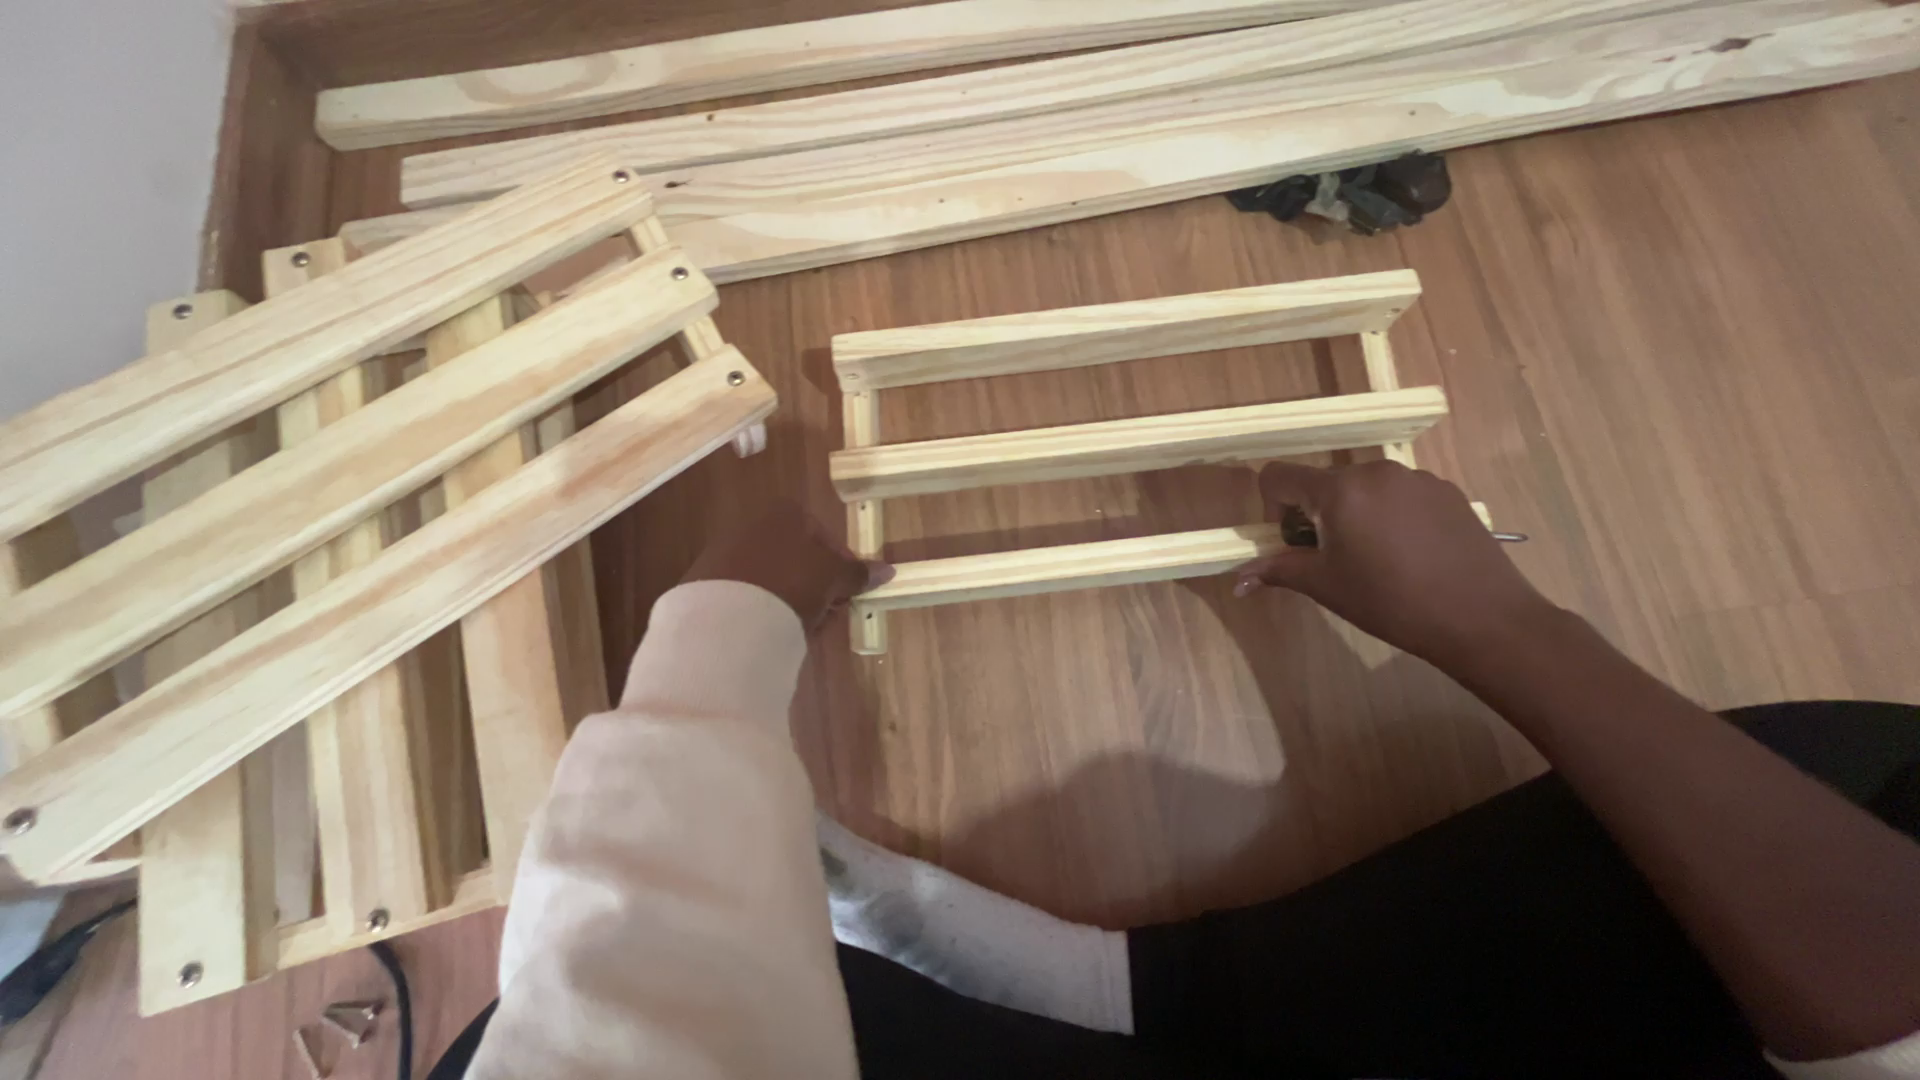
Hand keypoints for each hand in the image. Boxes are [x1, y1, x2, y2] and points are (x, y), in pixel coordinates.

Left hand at [683, 502, 888, 630]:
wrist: (729, 615)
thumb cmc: (793, 582)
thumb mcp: (834, 576)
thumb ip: (858, 572)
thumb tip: (888, 569)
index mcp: (784, 512)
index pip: (824, 535)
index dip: (840, 566)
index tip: (846, 592)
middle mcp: (753, 523)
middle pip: (797, 556)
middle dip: (816, 584)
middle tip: (827, 612)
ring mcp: (726, 551)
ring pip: (773, 577)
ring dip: (791, 599)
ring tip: (801, 627)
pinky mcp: (707, 582)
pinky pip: (747, 593)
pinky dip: (763, 609)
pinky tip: (771, 631)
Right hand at [1235, 461, 1556, 665]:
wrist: (1481, 617)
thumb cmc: (1390, 601)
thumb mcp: (1325, 586)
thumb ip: (1277, 571)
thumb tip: (1237, 581)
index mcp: (1339, 490)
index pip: (1279, 476)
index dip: (1272, 506)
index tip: (1291, 541)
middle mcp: (1375, 471)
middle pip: (1323, 482)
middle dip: (1314, 515)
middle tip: (1331, 558)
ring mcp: (1415, 478)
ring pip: (1362, 488)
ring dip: (1352, 515)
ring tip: (1375, 559)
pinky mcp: (1446, 491)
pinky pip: (1397, 494)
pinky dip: (1388, 516)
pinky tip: (1409, 555)